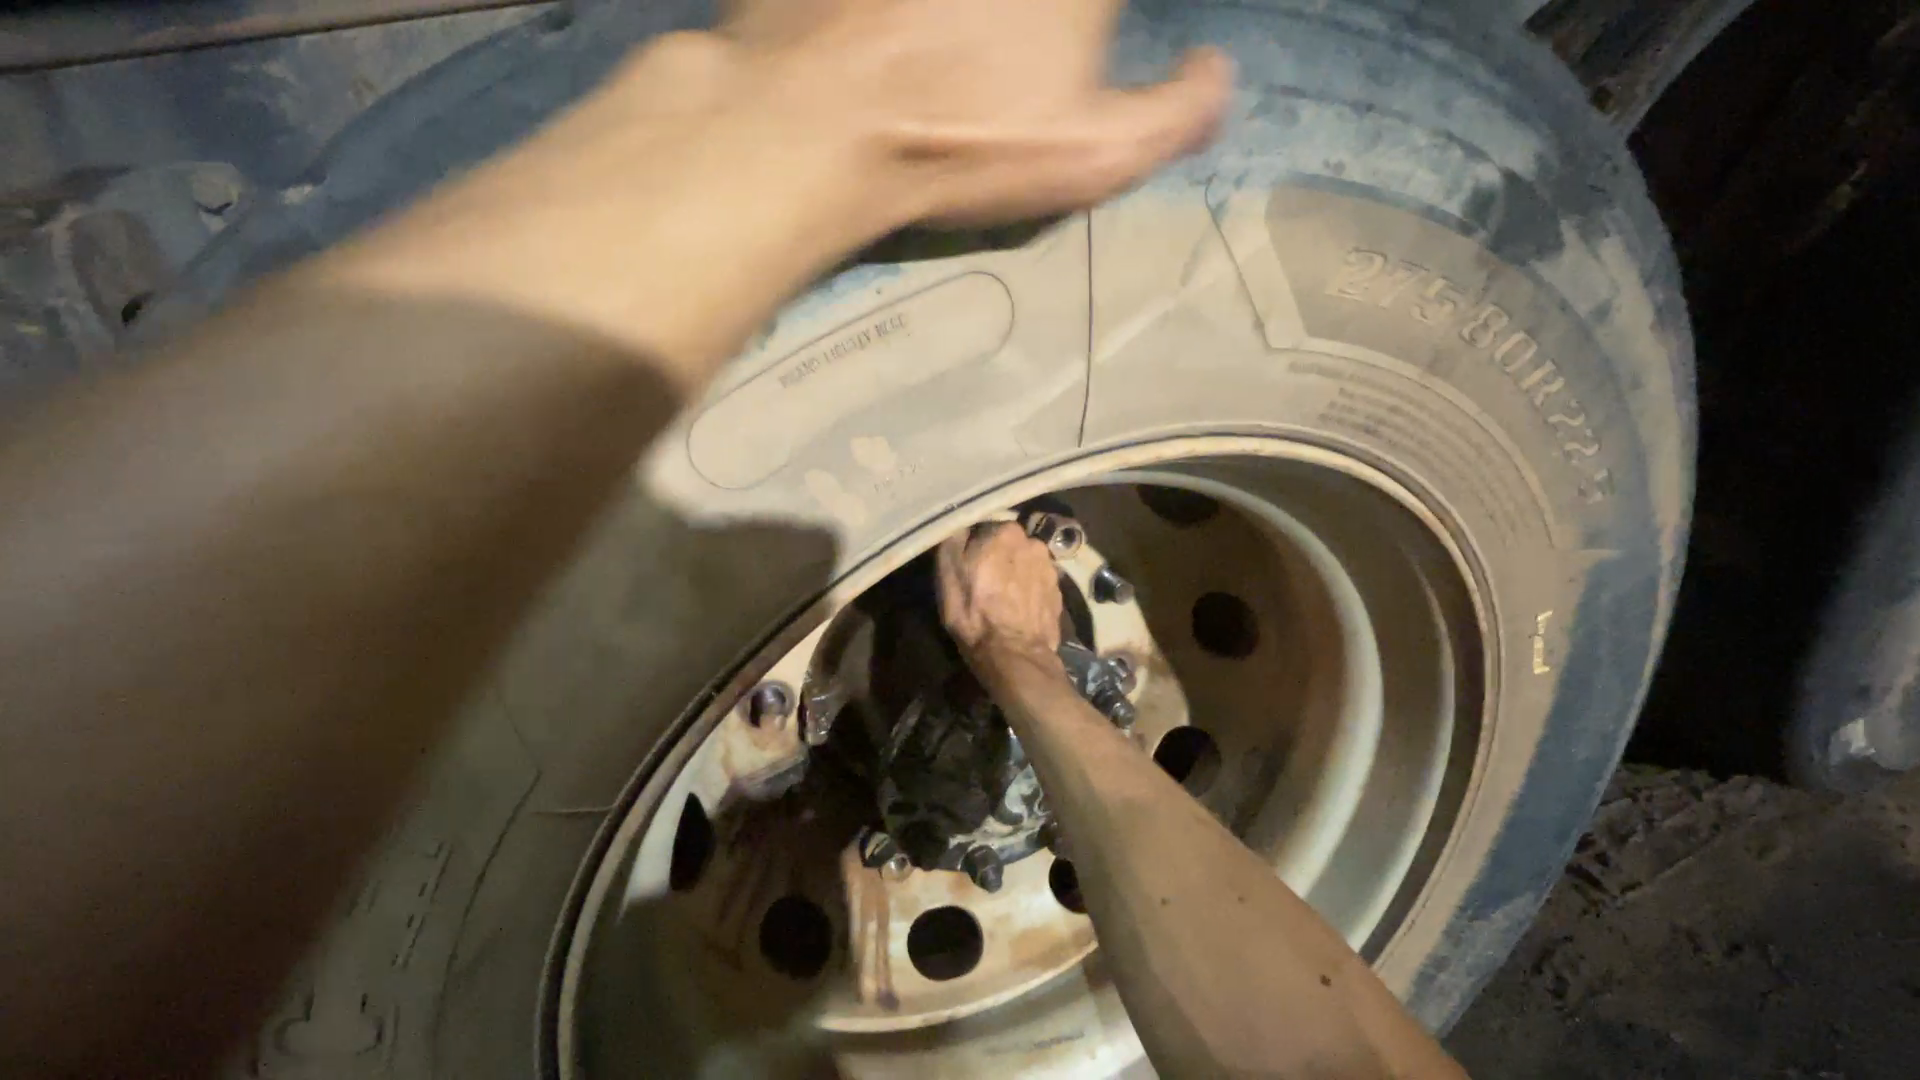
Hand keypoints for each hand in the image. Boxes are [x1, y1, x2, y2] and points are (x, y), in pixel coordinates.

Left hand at [711, 0, 1235, 226]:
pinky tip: (906, 37)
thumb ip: (1178, 114)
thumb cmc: (968, 140)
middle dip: (1044, 37)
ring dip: (979, 32)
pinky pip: (897, 3)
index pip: (1107, 7)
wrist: (822, 125)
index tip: (1081, 55)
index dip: (1095, 32)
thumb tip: (1215, 71)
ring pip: (975, 11)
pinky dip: (903, 20)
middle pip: (1052, 13)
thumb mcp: (1097, 156)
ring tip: (961, 61)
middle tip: (1017, 75)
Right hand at [936, 522, 1063, 664]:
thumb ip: (954, 536)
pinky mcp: (1059, 594)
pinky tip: (1017, 609)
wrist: (1012, 653)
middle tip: (984, 581)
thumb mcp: (948, 569)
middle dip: (999, 557)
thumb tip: (962, 523)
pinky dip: (1028, 592)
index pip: (986, 527)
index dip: (975, 546)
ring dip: (1015, 574)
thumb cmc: (973, 609)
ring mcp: (1051, 569)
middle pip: (1009, 545)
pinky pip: (1038, 584)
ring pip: (1026, 564)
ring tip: (1002, 598)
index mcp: (1006, 531)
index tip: (968, 564)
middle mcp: (1034, 543)